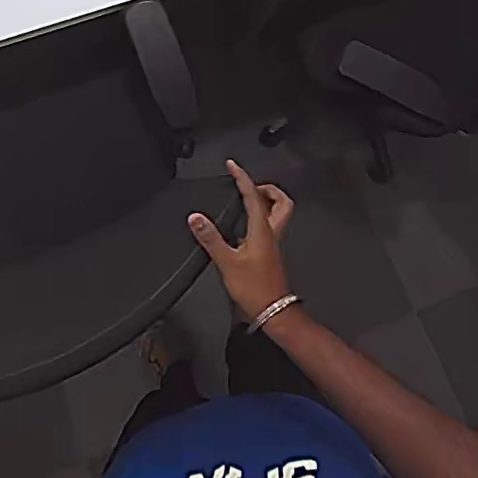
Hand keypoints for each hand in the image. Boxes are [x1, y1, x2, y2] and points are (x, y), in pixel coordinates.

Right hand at [188, 160, 295, 320]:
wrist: (272, 311)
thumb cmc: (254, 288)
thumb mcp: (227, 262)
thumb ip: (211, 238)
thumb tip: (196, 218)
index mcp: (262, 230)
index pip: (254, 196)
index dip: (243, 178)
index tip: (233, 166)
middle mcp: (272, 233)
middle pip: (281, 201)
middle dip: (268, 188)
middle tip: (250, 184)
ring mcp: (273, 243)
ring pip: (279, 214)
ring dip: (266, 202)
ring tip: (248, 199)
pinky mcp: (270, 253)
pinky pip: (270, 227)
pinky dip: (260, 219)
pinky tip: (244, 226)